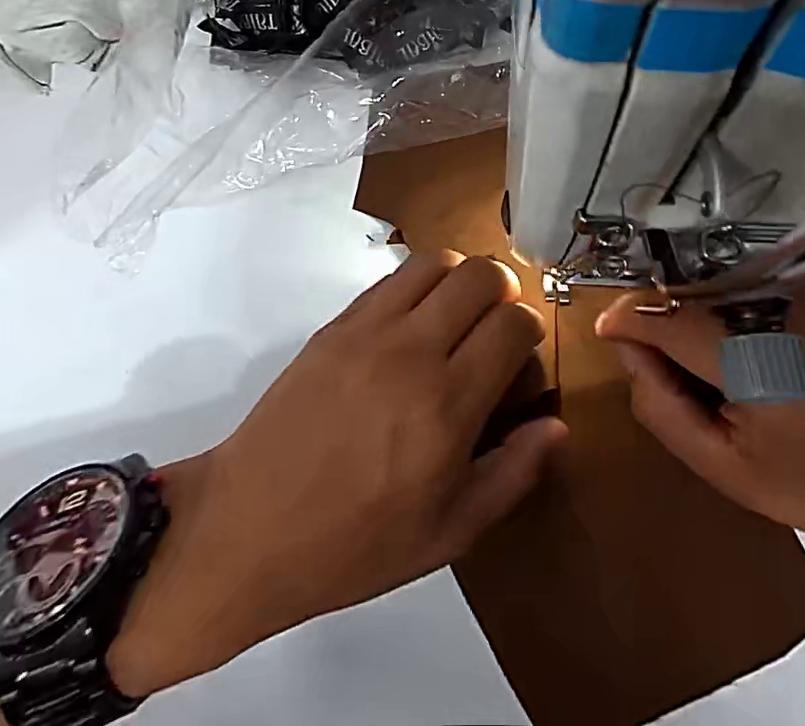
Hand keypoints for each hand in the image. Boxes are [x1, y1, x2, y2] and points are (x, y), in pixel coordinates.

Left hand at [113, 250, 565, 692]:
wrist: (247, 529)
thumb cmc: (357, 541)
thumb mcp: (451, 531)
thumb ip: (514, 472)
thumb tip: (557, 426)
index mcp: (450, 404)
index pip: (513, 324)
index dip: (530, 326)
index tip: (524, 348)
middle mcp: (413, 352)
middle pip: (480, 276)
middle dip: (504, 289)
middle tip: (498, 321)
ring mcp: (368, 332)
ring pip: (435, 263)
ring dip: (461, 277)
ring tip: (459, 311)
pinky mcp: (333, 327)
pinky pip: (389, 279)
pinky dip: (417, 282)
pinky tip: (414, 318)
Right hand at [597, 276, 804, 557]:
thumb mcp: (726, 469)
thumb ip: (662, 406)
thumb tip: (627, 345)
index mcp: (771, 374)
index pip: (678, 323)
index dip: (637, 320)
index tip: (611, 324)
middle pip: (706, 295)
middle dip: (679, 318)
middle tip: (682, 355)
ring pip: (740, 283)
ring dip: (721, 309)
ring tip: (737, 352)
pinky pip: (780, 279)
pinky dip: (763, 304)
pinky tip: (782, 340)